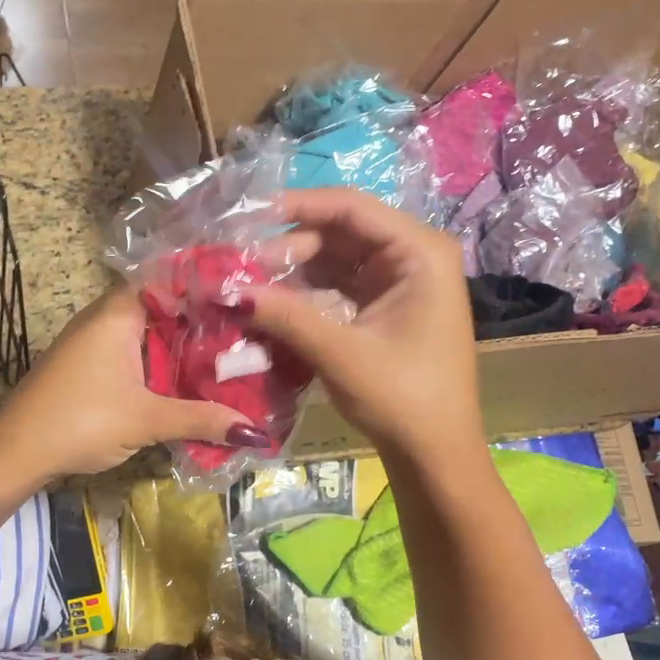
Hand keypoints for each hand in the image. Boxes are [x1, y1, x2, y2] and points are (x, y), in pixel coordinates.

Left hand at [0, 285, 262, 477]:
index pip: (169, 277)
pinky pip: (132, 352)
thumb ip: (201, 420)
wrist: (16, 452)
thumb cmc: (80, 422)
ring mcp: (92, 341)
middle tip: (249, 329)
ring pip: (146, 332)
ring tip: (229, 353)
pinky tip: (186, 380)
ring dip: (180, 344)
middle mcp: (103, 318)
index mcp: (117, 313)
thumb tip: (257, 433)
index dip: (208, 283)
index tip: (248, 294)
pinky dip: (159, 362)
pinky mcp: (86, 365)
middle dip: (201, 319)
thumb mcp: (146, 421)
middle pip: (161, 305)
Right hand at [241, 188, 482, 461]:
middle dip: (288, 246)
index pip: (350, 208)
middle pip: (340, 232)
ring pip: (334, 260)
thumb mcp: (339, 352)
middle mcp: (412, 256)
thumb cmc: (402, 396)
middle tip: (240, 268)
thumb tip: (225, 290)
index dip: (297, 207)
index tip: (246, 218)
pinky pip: (338, 286)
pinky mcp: (385, 308)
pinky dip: (305, 293)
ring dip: (292, 271)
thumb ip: (284, 314)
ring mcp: (399, 283)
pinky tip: (271, 305)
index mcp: (418, 252)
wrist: (435, 452)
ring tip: (247, 286)